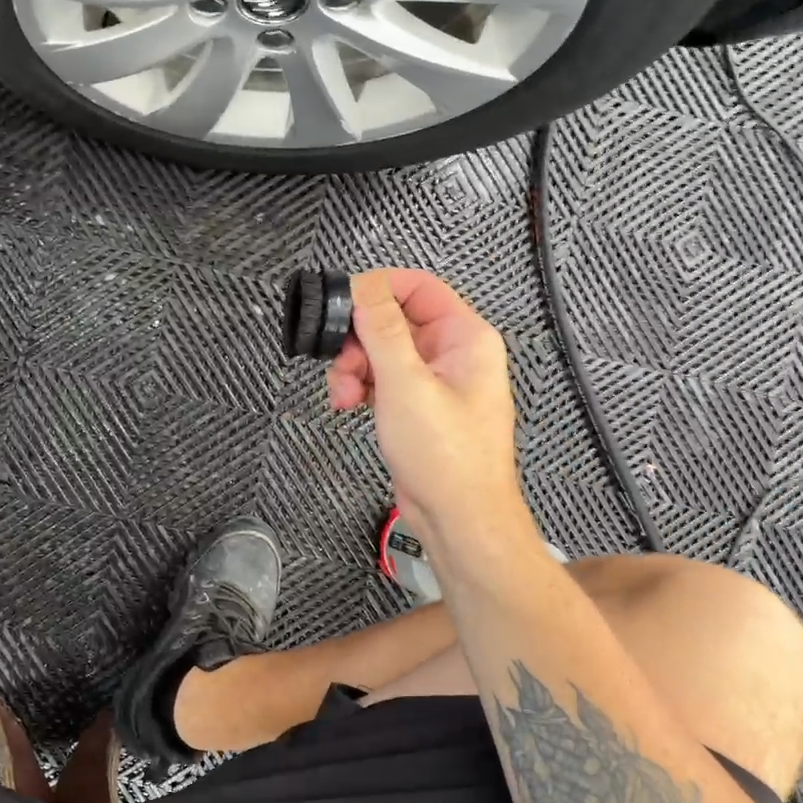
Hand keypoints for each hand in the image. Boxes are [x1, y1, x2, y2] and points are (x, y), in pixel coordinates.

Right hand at [325, 269, 525, 536]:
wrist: (457, 515)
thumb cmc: (445, 455)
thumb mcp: (406, 384)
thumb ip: (383, 330)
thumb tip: (363, 286)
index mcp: (464, 337)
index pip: (416, 287)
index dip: (374, 289)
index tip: (338, 307)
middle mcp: (451, 351)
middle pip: (392, 319)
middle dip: (356, 339)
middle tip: (339, 364)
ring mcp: (433, 379)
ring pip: (379, 350)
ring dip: (352, 367)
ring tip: (342, 396)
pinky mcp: (415, 403)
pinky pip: (380, 378)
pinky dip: (359, 387)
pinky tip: (348, 405)